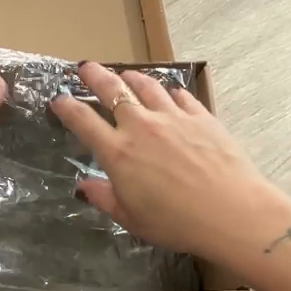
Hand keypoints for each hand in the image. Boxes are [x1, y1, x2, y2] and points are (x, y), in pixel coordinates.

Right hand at [49, 62, 290, 263]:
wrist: (233, 213)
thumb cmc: (177, 223)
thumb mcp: (132, 219)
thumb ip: (105, 198)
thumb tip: (84, 186)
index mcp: (119, 153)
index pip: (83, 121)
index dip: (66, 107)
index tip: (58, 99)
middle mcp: (141, 126)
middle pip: (113, 90)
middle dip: (95, 75)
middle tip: (86, 67)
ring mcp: (174, 117)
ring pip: (147, 85)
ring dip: (132, 78)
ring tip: (126, 75)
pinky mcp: (202, 117)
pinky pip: (181, 96)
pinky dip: (170, 93)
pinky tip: (171, 94)